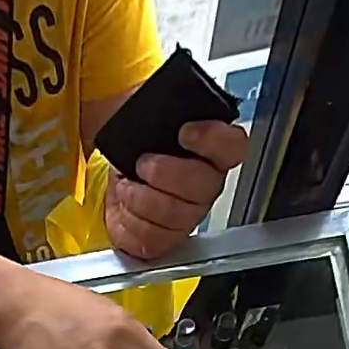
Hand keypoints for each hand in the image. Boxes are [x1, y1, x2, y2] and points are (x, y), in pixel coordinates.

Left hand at [106, 121, 249, 260]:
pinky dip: (130, 220)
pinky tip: (126, 205)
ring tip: (127, 185)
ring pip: (174, 215)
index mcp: (210, 151)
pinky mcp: (164, 240)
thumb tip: (151, 110)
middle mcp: (205, 187)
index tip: (185, 132)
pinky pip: (153, 238)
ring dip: (141, 198)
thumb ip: (158, 108)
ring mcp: (187, 217)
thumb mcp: (147, 114)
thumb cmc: (137, 146)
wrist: (116, 175)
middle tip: (142, 163)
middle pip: (202, 187)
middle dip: (164, 172)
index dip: (212, 140)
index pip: (233, 146)